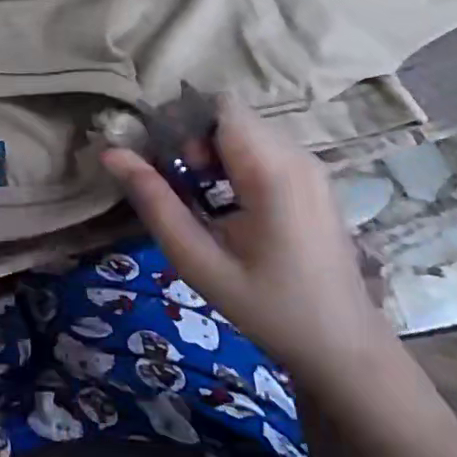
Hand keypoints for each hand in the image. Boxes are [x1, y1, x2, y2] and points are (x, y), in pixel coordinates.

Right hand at [100, 99, 391, 382]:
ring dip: (213, 151)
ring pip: (245, 129)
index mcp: (274, 172)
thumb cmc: (269, 308)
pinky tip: (230, 204)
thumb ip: (155, 203)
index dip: (184, 124)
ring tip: (204, 198)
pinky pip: (263, 147)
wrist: (344, 350)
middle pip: (230, 116)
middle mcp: (298, 156)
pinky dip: (235, 161)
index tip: (169, 164)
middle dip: (195, 140)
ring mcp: (311, 166)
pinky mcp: (313, 179)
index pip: (220, 107)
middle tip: (183, 187)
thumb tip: (111, 153)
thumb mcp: (199, 262)